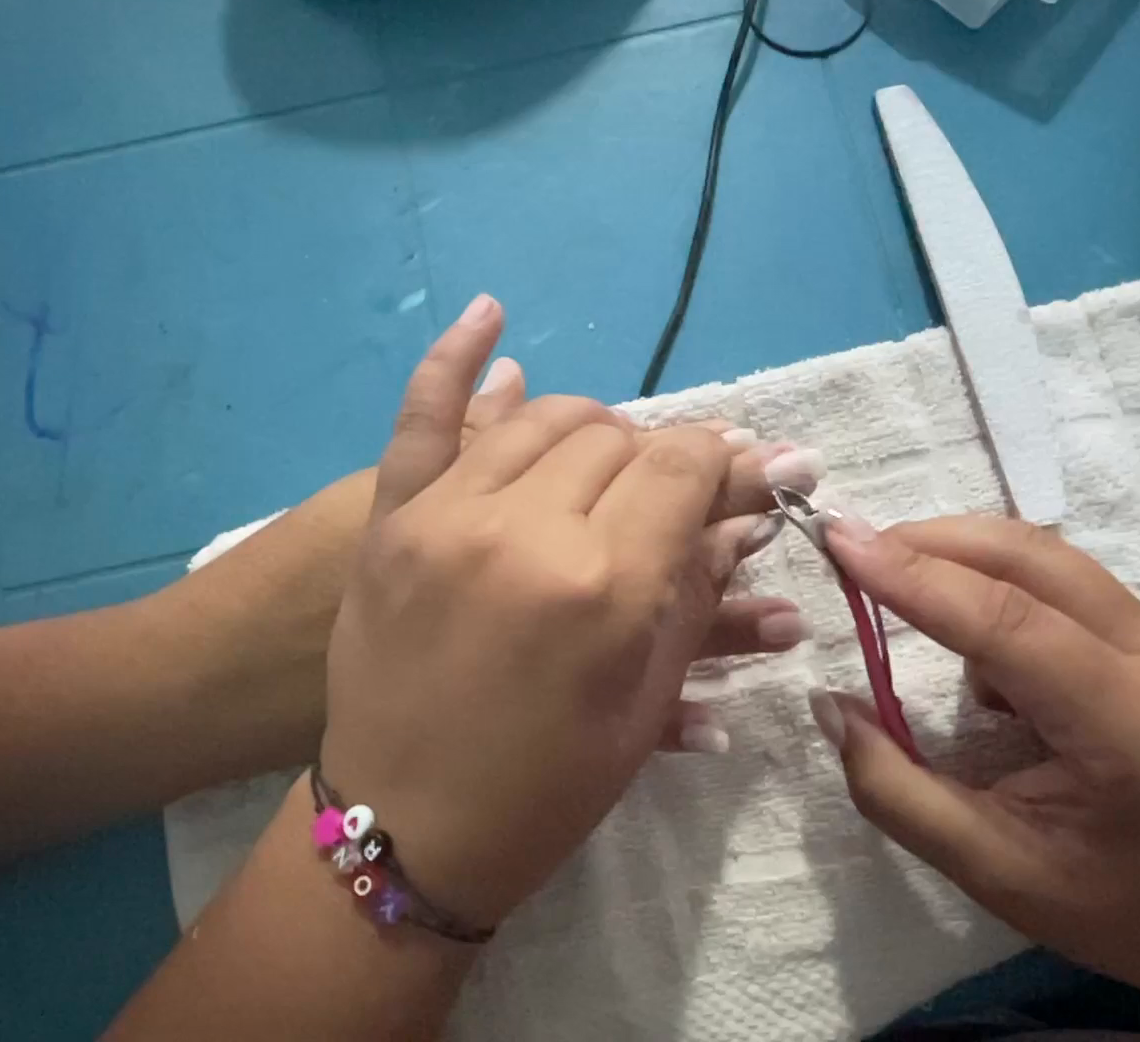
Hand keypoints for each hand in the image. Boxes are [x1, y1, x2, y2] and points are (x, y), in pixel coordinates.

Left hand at [148, 297, 814, 769]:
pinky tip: (489, 311)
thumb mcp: (645, 702)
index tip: (745, 474)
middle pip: (619, 436)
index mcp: (603, 586)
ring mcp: (444, 513)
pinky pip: (422, 415)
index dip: (725, 463)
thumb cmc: (544, 788)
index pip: (683, 467)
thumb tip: (751, 509)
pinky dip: (456, 359)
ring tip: (608, 465)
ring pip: (543, 416)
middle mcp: (525, 528)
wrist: (403, 828)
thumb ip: (699, 589)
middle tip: (672, 496)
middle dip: (661, 459)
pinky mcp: (388, 518)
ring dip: (593, 430)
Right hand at [810, 515, 1139, 1007]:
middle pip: (1032, 559)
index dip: (915, 578)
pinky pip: (1055, 577)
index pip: (1011, 624)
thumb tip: (828, 704)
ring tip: (887, 580)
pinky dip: (987, 581)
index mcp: (1135, 732)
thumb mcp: (993, 873)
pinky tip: (960, 631)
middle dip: (928, 542)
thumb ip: (896, 791)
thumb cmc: (1119, 905)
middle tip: (849, 547)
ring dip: (954, 553)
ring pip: (1043, 555)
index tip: (839, 543)